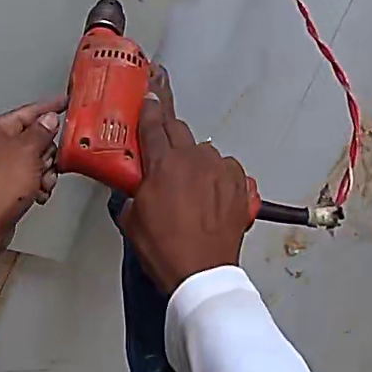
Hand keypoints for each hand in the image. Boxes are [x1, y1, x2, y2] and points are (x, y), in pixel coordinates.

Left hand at [0, 96, 65, 299]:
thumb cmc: (0, 184)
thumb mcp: (27, 151)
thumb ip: (42, 132)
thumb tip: (49, 118)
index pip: (29, 111)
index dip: (50, 107)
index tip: (68, 102)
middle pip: (34, 138)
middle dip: (48, 152)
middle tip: (48, 164)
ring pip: (35, 161)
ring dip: (45, 173)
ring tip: (41, 184)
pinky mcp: (4, 187)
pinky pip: (29, 180)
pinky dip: (37, 187)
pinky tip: (38, 196)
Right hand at [120, 94, 250, 294]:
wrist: (201, 274)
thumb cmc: (165, 249)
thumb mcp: (132, 218)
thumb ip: (131, 192)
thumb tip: (134, 187)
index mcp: (164, 164)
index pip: (153, 124)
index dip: (149, 109)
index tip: (148, 98)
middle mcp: (194, 160)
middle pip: (178, 129)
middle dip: (168, 133)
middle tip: (162, 144)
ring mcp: (220, 171)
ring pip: (204, 149)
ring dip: (193, 158)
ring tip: (188, 182)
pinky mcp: (239, 185)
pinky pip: (226, 167)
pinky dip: (217, 174)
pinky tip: (210, 192)